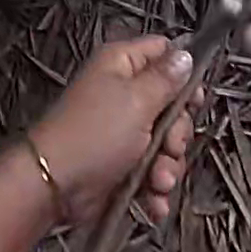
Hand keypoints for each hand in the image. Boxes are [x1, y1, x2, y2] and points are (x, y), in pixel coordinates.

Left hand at [28, 35, 196, 224]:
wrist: (55, 184)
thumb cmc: (94, 133)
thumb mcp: (137, 100)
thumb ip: (166, 79)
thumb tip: (185, 55)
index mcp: (122, 63)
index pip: (162, 52)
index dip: (184, 73)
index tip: (195, 100)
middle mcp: (123, 90)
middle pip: (170, 103)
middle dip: (177, 132)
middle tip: (170, 145)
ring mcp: (122, 127)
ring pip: (164, 141)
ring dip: (168, 165)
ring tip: (157, 179)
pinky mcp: (121, 161)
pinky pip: (151, 168)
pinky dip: (155, 186)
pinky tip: (152, 199)